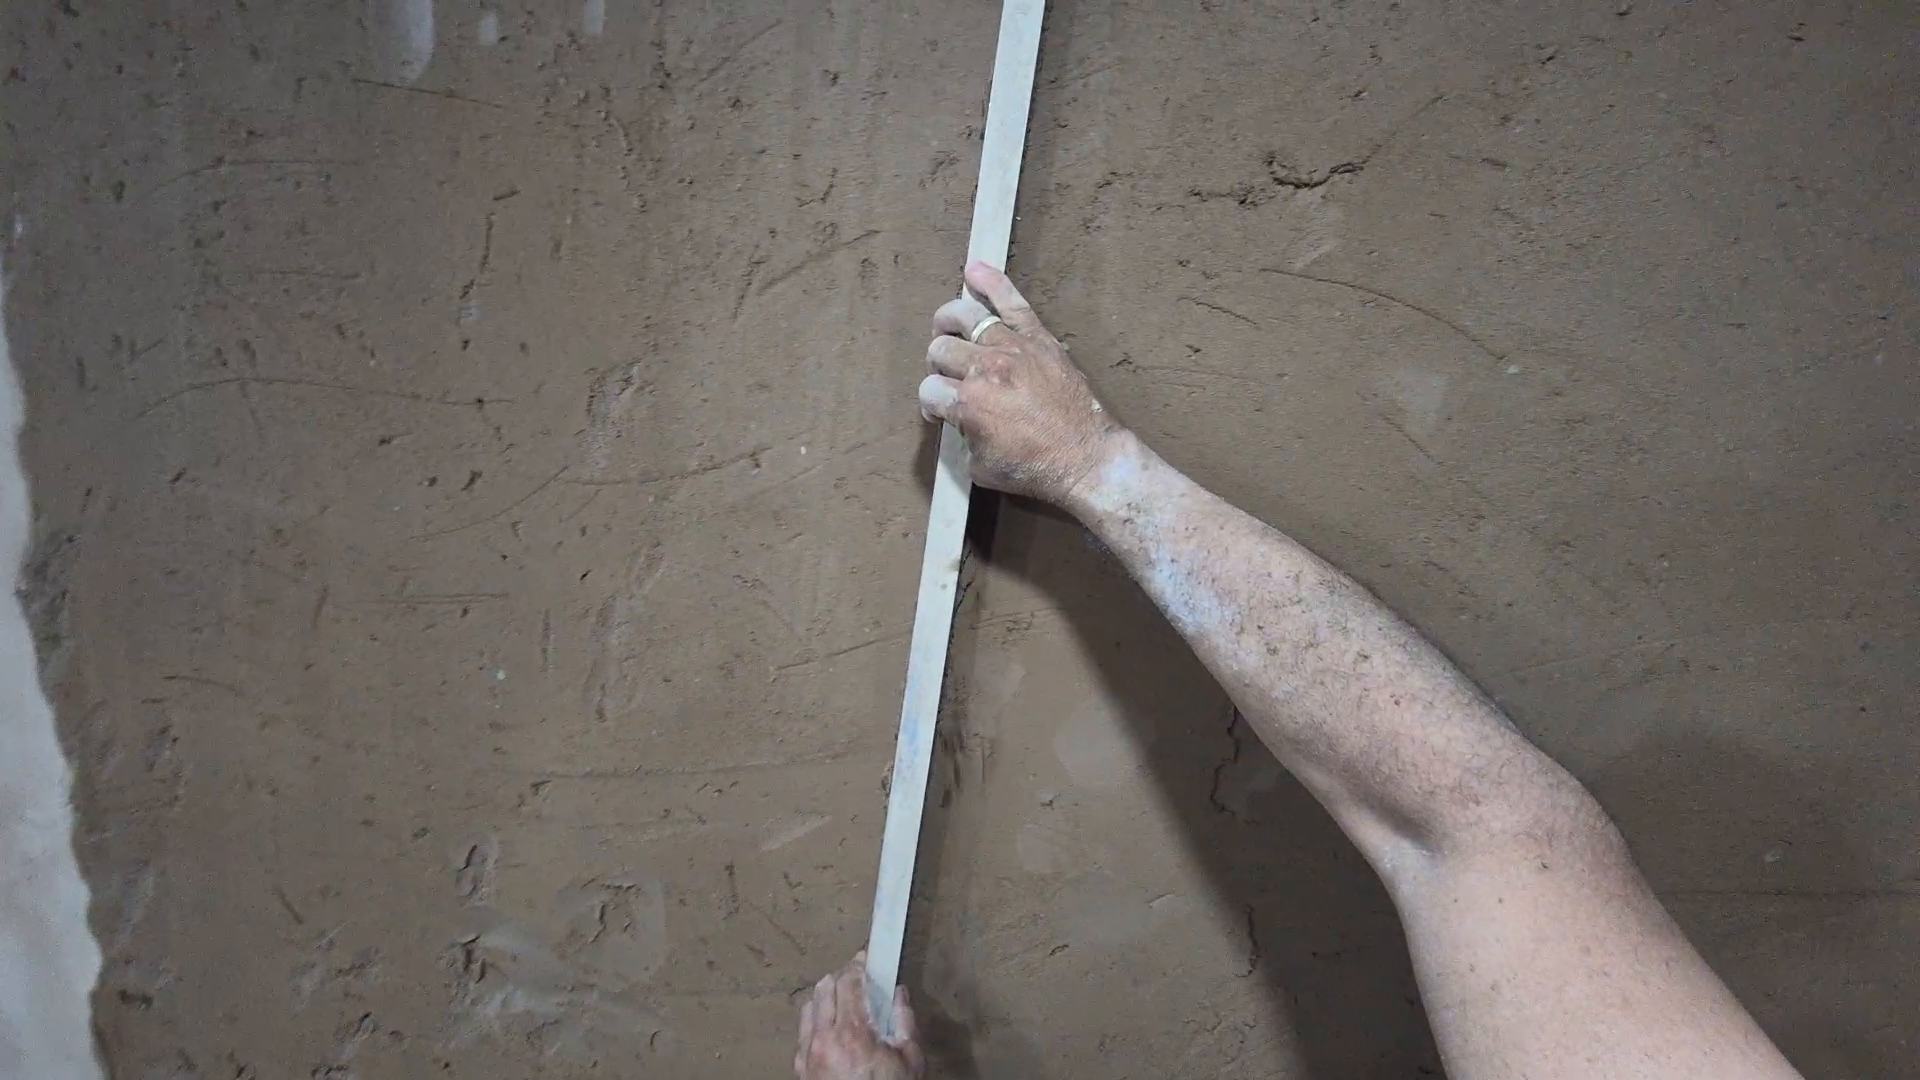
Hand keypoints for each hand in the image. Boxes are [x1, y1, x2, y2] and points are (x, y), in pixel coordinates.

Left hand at [794, 954, 924, 1079]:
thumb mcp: (910, 1062)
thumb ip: (905, 1021)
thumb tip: (898, 993)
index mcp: (853, 1034)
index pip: (849, 981)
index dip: (859, 965)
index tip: (867, 959)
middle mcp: (824, 1040)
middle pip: (825, 986)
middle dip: (843, 977)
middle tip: (860, 981)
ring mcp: (807, 1056)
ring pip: (809, 1005)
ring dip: (826, 997)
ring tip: (844, 1004)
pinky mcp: (799, 1071)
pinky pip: (803, 1031)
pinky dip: (816, 1020)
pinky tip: (832, 1029)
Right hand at [918, 262, 1124, 504]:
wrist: (1084, 459)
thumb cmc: (1034, 469)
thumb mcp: (979, 466)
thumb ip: (962, 435)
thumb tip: (960, 416)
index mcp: (968, 404)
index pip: (928, 390)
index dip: (930, 405)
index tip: (940, 413)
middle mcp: (985, 370)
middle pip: (941, 350)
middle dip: (937, 366)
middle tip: (949, 378)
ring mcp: (1013, 349)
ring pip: (964, 317)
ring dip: (948, 323)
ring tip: (946, 329)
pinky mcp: (1038, 339)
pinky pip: (1011, 301)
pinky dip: (991, 282)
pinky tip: (974, 270)